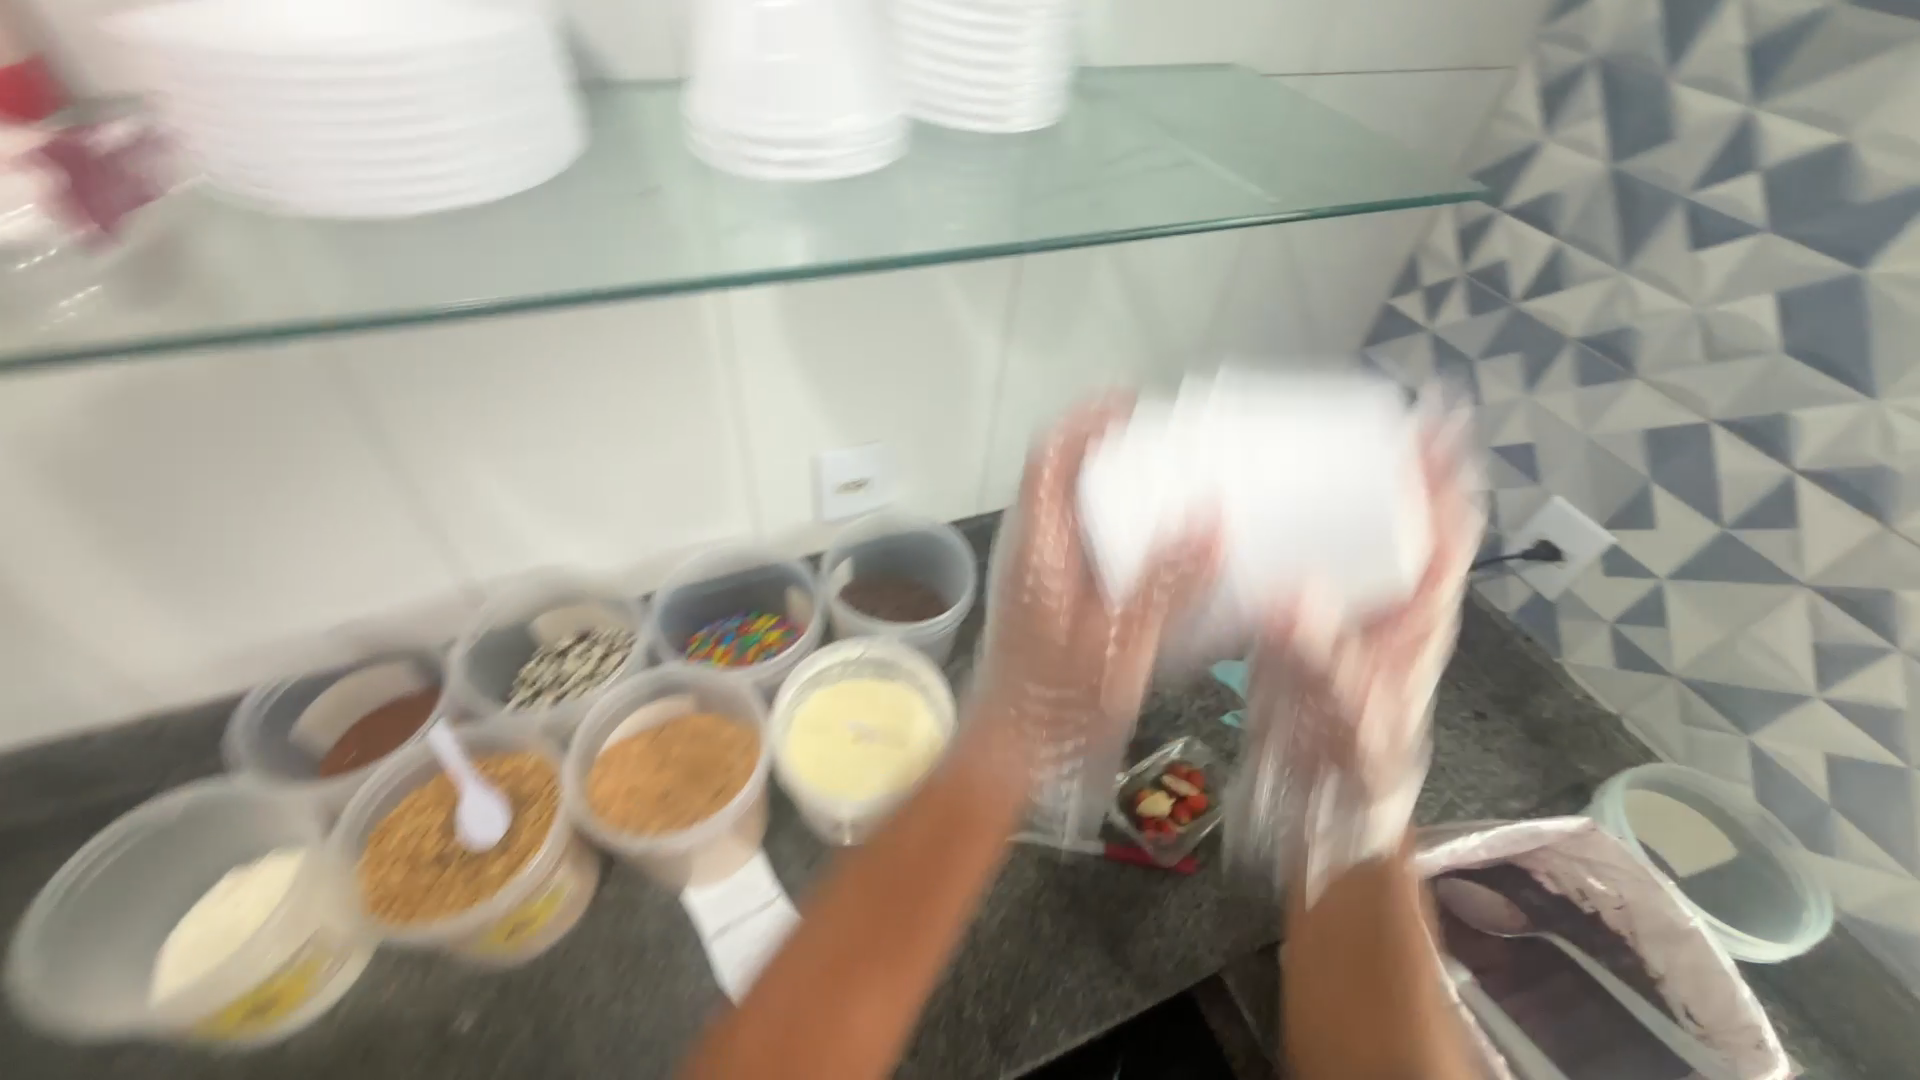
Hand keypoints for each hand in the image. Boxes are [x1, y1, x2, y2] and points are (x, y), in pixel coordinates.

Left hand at [974, 395, 1217, 777]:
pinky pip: (1087, 544)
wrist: (1012, 753)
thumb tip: (1212, 518)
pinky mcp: (1052, 598)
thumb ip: (1163, 583)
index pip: (1049, 458)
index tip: (1133, 402)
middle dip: (1111, 451)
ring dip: (1118, 490)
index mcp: (1038, 547)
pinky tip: (1163, 550)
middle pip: (1063, 476)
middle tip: (1171, 446)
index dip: (1086, 420)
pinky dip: (1121, 530)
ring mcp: (1040, 574)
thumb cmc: (1056, 702)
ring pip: (1076, 510)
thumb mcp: (1118, 645)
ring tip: (1177, 487)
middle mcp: (1032, 549)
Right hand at [1246, 416, 1481, 897]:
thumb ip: (1328, 660)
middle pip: (1389, 515)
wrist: (1319, 796)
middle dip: (1379, 462)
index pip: (1445, 532)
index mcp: (1416, 613)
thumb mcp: (1354, 715)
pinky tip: (1238, 509)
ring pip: (1335, 533)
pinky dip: (1272, 531)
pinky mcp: (1290, 615)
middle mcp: (1380, 596)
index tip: (1438, 418)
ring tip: (1283, 447)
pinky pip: (1286, 559)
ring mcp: (1334, 603)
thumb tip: (1293, 592)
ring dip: (1320, 490)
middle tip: (1345, 414)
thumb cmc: (1358, 759)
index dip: (1447, 475)